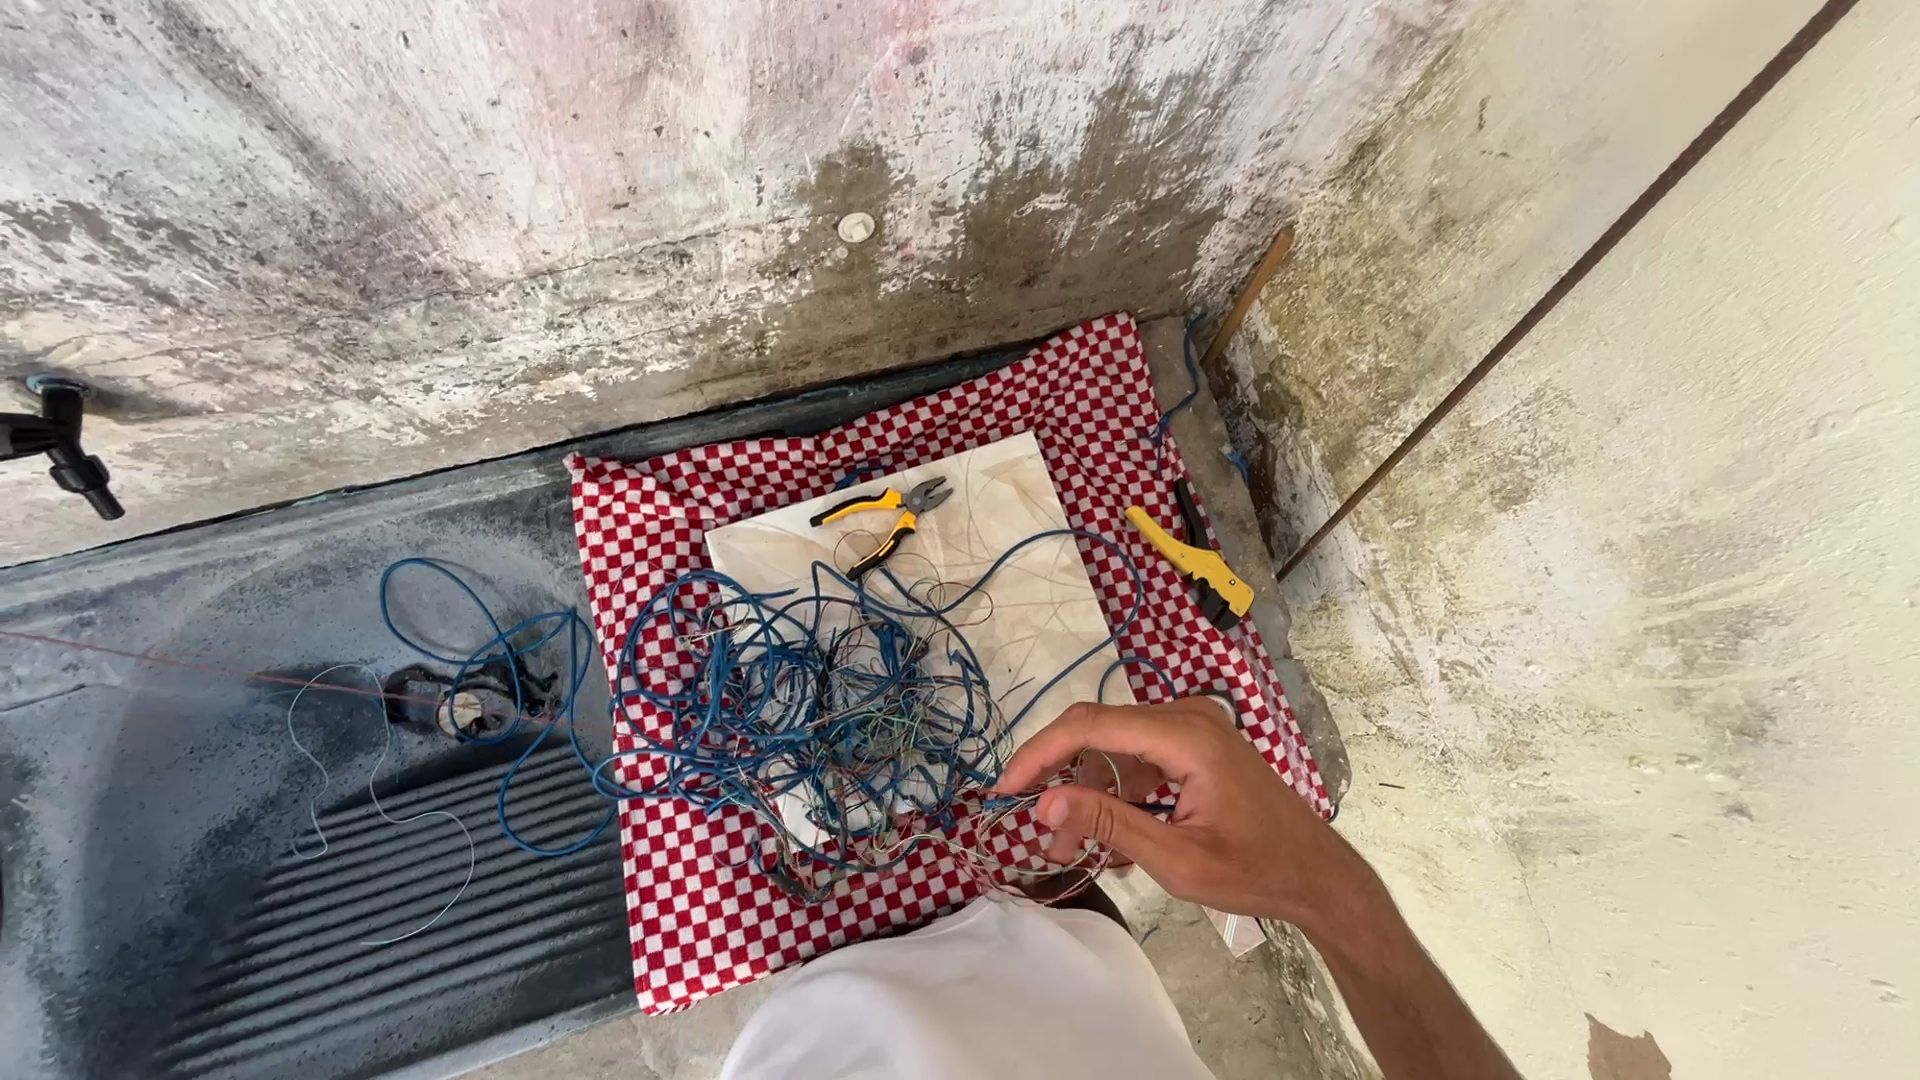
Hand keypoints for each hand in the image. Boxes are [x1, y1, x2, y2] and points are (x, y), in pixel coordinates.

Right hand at [993, 698, 1366, 926]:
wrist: (1319, 876)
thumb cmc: (1256, 871)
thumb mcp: (1176, 859)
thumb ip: (1109, 824)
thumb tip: (1045, 803)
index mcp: (1185, 735)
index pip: (1089, 725)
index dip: (1039, 753)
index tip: (1005, 789)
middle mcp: (1184, 715)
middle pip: (1096, 731)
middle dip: (1060, 778)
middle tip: (1039, 827)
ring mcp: (1190, 725)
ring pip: (1112, 746)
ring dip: (1085, 791)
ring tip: (1072, 845)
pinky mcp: (1192, 742)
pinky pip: (1135, 757)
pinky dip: (1114, 791)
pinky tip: (1108, 835)